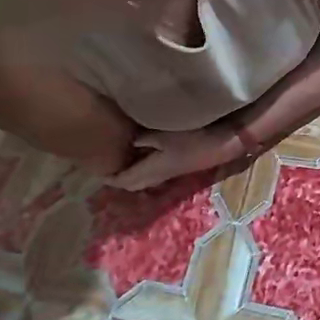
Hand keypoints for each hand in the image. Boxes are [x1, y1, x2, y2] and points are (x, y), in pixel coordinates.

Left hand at [107, 127, 243, 190]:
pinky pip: (152, 175)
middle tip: (107, 169)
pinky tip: (141, 159)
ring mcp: (170, 174)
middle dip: (120, 179)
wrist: (221, 145)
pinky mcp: (178, 168)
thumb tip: (130, 143)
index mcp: (153, 169)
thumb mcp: (165, 135)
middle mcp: (159, 176)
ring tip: (122, 165)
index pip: (126, 179)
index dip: (111, 177)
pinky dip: (142, 170)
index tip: (98, 171)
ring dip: (131, 176)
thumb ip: (146, 140)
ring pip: (143, 181)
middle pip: (134, 184)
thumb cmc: (192, 138)